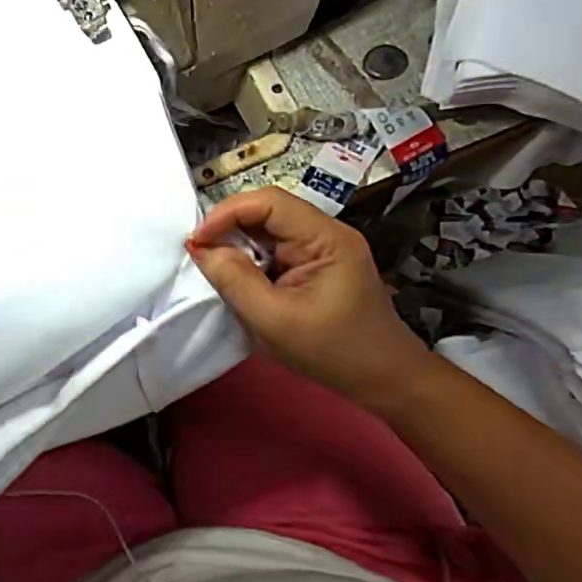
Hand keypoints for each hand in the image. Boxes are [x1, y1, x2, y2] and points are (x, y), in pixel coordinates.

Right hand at [186, 187, 434, 403]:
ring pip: (268, 228)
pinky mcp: (316, 263)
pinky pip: (275, 247)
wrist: (384, 380)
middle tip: (199, 253)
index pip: (268, 202)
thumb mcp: (275, 321)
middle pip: (267, 209)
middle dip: (228, 227)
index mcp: (326, 238)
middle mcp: (326, 232)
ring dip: (237, 243)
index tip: (197, 242)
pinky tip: (237, 277)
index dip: (226, 213)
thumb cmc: (333, 352)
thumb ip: (235, 281)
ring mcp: (322, 247)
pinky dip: (250, 258)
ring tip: (213, 266)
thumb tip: (201, 249)